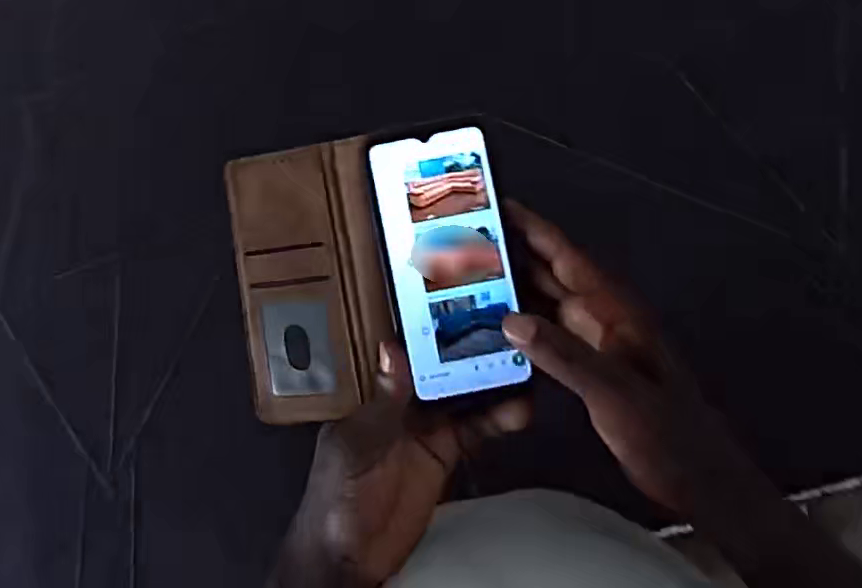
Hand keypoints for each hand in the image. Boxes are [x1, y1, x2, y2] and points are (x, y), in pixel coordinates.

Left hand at [268, 342, 528, 587]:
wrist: (349, 556)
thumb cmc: (338, 490)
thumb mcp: (357, 444)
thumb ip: (383, 401)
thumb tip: (392, 347)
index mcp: (373, 387)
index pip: (404, 350)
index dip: (428, 329)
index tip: (458, 305)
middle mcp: (402, 398)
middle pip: (439, 368)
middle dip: (467, 350)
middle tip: (503, 329)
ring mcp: (425, 425)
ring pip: (462, 394)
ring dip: (489, 381)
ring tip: (522, 363)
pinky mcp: (443, 454)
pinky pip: (473, 430)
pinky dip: (496, 419)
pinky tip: (520, 409)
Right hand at [499, 201, 861, 587]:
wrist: (701, 484)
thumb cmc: (668, 433)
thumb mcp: (615, 392)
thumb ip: (564, 354)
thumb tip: (510, 319)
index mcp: (613, 306)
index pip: (564, 253)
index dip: (530, 226)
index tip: (495, 203)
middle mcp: (599, 313)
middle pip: (548, 270)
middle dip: (510, 250)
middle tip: (463, 237)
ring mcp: (592, 338)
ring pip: (543, 299)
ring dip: (510, 285)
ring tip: (466, 272)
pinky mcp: (585, 362)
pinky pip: (544, 329)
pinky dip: (518, 320)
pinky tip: (490, 322)